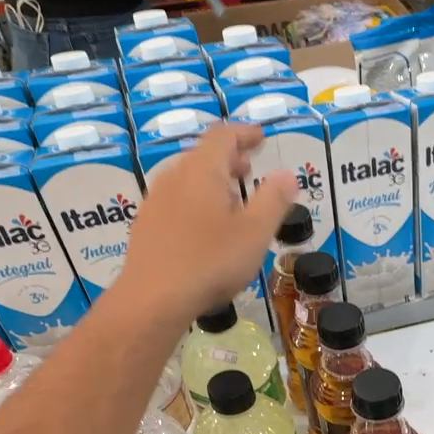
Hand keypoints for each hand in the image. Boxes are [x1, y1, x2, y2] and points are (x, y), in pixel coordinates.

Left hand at [119, 122, 297, 321]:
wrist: (154, 299)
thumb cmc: (210, 263)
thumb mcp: (255, 233)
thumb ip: (274, 200)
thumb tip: (288, 174)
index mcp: (202, 172)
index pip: (223, 137)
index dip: (244, 134)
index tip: (261, 138)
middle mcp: (174, 178)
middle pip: (202, 156)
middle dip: (228, 159)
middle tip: (248, 170)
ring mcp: (155, 202)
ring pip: (187, 180)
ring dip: (211, 183)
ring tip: (229, 202)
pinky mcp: (146, 227)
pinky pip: (175, 202)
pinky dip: (195, 203)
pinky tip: (204, 230)